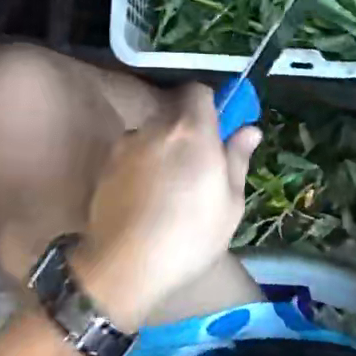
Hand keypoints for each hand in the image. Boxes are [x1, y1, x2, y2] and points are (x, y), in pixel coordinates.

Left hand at [74, 84, 259, 329]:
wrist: (126, 264)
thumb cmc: (190, 236)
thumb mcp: (230, 204)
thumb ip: (237, 159)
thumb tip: (249, 130)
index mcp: (191, 131)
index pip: (197, 91)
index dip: (209, 104)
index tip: (219, 127)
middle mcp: (155, 127)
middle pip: (173, 114)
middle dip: (187, 132)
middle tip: (199, 168)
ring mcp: (126, 145)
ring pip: (151, 135)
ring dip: (162, 150)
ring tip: (170, 190)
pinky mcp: (106, 164)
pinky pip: (131, 155)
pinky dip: (141, 166)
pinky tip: (146, 199)